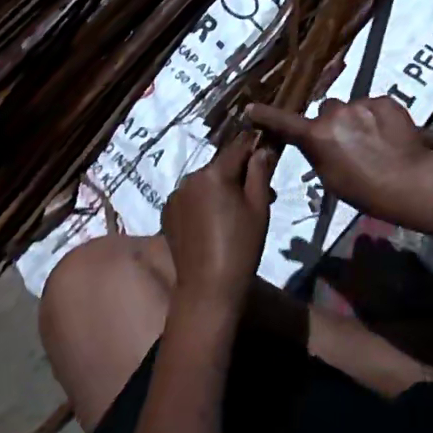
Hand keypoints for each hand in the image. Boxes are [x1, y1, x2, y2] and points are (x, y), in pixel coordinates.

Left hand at [161, 138, 273, 310]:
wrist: (208, 288)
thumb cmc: (241, 247)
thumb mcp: (259, 208)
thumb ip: (260, 173)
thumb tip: (262, 149)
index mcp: (214, 173)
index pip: (238, 146)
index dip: (253, 144)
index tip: (266, 145)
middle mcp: (190, 178)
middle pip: (220, 166)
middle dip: (238, 174)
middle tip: (257, 195)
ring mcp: (175, 195)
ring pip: (205, 182)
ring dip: (220, 188)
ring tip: (235, 213)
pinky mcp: (167, 212)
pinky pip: (190, 197)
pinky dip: (203, 202)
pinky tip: (213, 223)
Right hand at [243, 98, 432, 219]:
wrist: (410, 181)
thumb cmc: (366, 190)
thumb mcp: (331, 179)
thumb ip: (318, 154)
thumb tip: (315, 142)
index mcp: (317, 136)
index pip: (284, 123)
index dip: (266, 116)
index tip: (251, 108)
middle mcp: (335, 114)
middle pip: (327, 110)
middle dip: (333, 121)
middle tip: (349, 143)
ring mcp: (361, 104)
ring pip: (352, 108)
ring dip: (357, 120)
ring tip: (376, 143)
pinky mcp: (384, 100)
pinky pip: (374, 106)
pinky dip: (378, 118)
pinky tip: (390, 136)